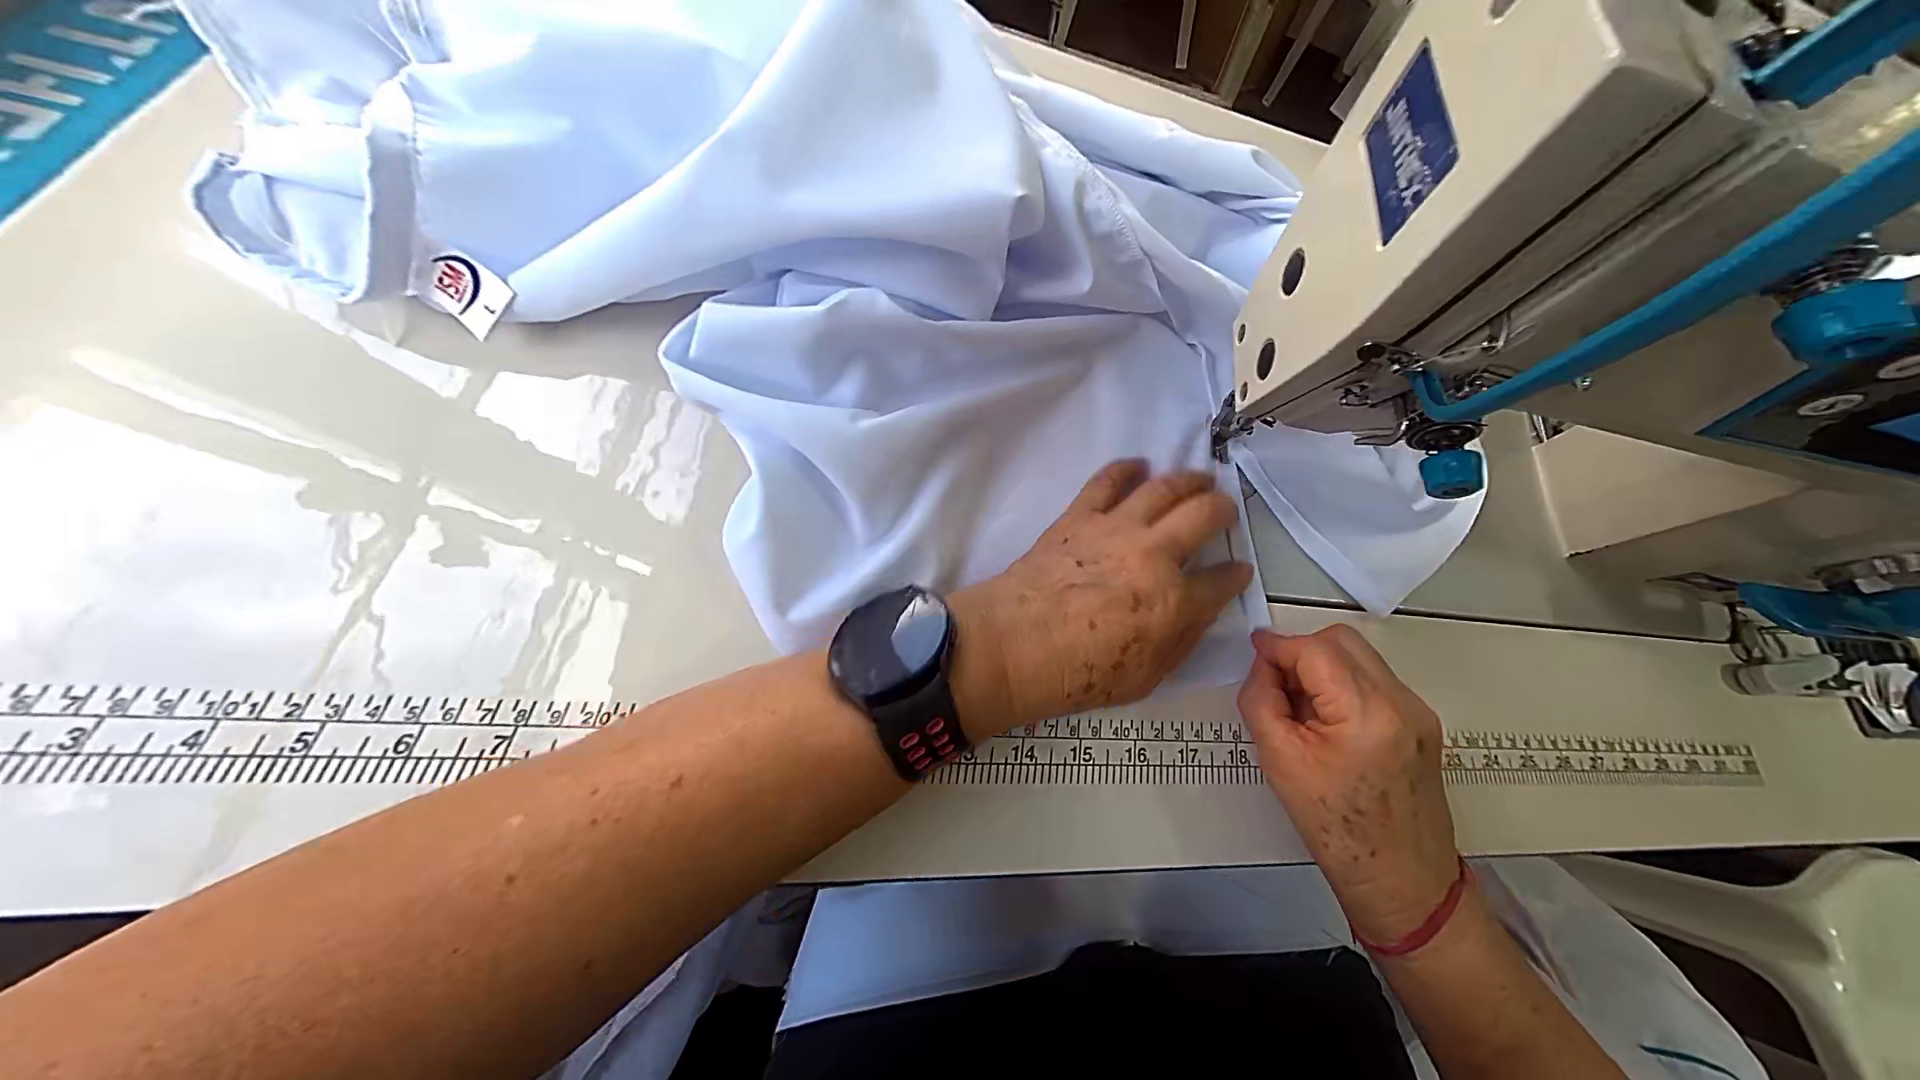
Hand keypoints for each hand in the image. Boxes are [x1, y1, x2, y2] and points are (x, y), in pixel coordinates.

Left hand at [950, 460, 1252, 738]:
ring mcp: (1116, 529)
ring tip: (1199, 479)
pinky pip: (1107, 481)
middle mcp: (1155, 554)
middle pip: (1204, 516)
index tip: (1238, 570)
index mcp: (1176, 600)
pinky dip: (1125, 469)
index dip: (1235, 575)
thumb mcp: (1147, 677)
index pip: (1222, 580)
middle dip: (1223, 510)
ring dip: (1188, 480)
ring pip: (1163, 488)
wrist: (1015, 645)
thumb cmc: (1080, 674)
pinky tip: (1138, 465)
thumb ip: (1180, 640)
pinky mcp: (1079, 517)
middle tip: (1225, 511)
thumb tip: (1200, 610)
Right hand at [1237, 625, 1460, 943]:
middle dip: (1301, 650)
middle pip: (1341, 640)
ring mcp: (1418, 710)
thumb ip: (1262, 699)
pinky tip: (1327, 721)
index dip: (1277, 646)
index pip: (1314, 649)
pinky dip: (1341, 683)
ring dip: (1321, 666)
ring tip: (1301, 707)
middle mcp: (1401, 701)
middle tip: (1276, 683)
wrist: (1399, 877)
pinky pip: (1372, 679)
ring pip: (1358, 656)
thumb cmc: (1333, 825)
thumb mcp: (1278, 759)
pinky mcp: (1421, 721)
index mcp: (1367, 712)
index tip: (1253, 652)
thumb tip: (1265, 664)